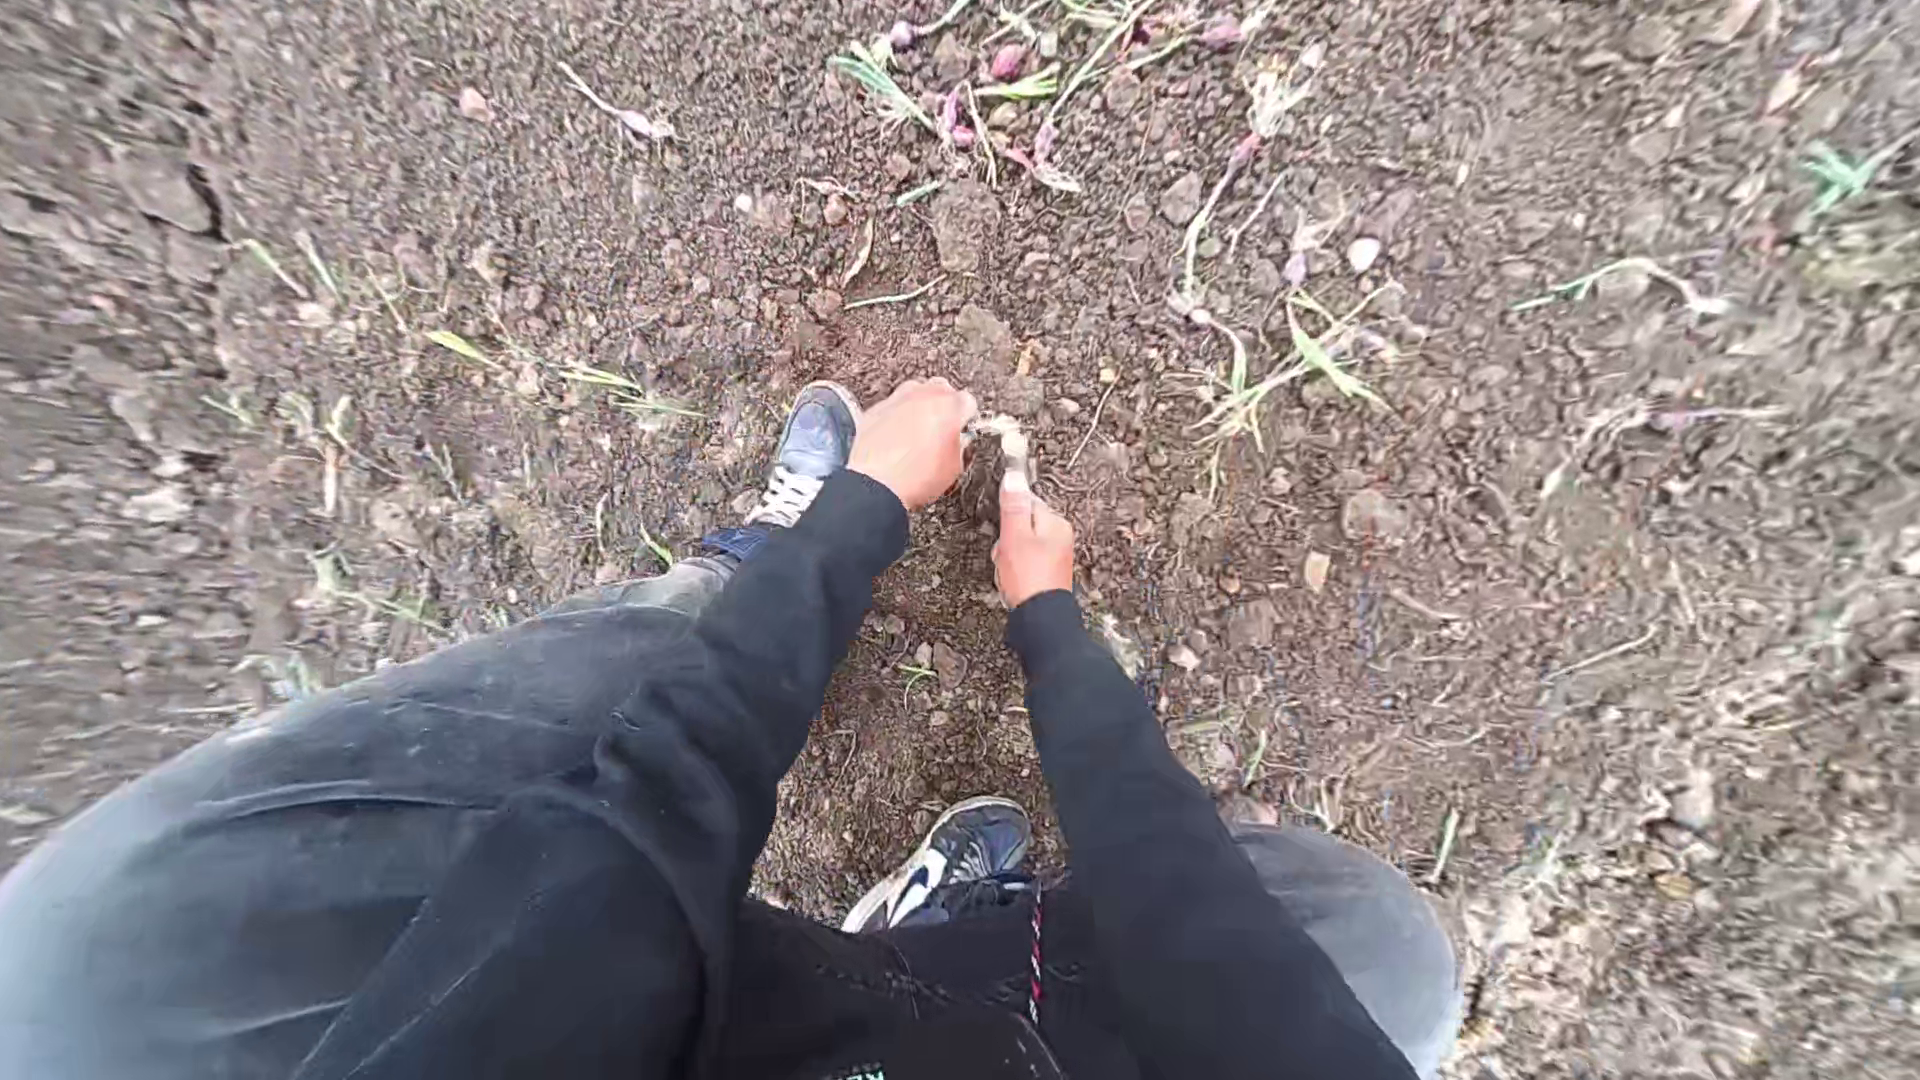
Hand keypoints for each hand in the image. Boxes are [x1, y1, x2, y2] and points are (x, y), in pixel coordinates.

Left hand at [847, 378, 977, 510]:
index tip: (962, 428)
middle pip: (940, 389)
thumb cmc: (914, 478)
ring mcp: (897, 401)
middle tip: (941, 429)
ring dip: (919, 407)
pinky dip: (896, 418)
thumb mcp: (954, 468)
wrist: (878, 486)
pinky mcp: (875, 410)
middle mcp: (923, 396)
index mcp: (950, 407)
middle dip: (943, 406)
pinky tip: (897, 438)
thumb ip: (960, 445)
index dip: (966, 417)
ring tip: (918, 433)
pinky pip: (891, 407)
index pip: (967, 401)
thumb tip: (957, 443)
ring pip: (914, 392)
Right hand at [993, 479, 1074, 606]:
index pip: (1025, 503)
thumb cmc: (1029, 578)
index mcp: (1056, 523)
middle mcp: (1059, 537)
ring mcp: (1054, 555)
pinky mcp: (1047, 571)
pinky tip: (1013, 581)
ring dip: (1008, 557)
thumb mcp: (1015, 536)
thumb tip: (1014, 477)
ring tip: (1010, 571)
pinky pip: (1023, 561)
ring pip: (1019, 544)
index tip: (1005, 533)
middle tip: (1008, 555)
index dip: (1008, 518)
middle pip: (1021, 524)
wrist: (1039, 618)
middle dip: (1007, 540)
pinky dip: (1014, 570)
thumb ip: (1014, 506)